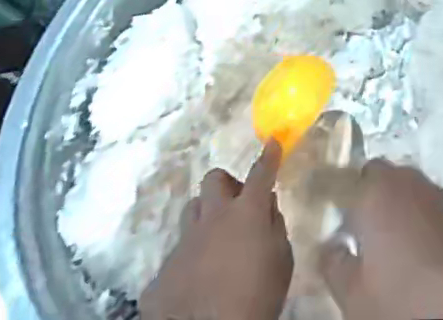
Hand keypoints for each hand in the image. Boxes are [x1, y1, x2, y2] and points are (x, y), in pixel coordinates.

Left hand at [141, 141, 293, 319]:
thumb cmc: (258, 300)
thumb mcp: (282, 262)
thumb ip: (275, 227)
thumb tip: (267, 207)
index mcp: (246, 212)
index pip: (261, 172)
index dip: (268, 156)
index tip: (272, 142)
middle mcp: (212, 218)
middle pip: (214, 180)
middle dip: (226, 186)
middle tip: (237, 208)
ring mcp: (182, 244)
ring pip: (191, 212)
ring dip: (204, 219)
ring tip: (214, 245)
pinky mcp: (161, 274)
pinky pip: (175, 257)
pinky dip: (188, 264)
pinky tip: (195, 287)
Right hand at [317, 160, 442, 319]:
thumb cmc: (408, 298)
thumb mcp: (356, 297)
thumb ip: (335, 266)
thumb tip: (328, 245)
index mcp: (372, 192)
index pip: (338, 177)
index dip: (325, 189)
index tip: (316, 203)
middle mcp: (403, 179)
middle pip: (373, 175)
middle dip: (361, 194)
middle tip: (350, 228)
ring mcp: (433, 191)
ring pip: (401, 186)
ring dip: (390, 204)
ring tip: (379, 241)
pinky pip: (422, 202)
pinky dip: (413, 216)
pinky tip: (411, 247)